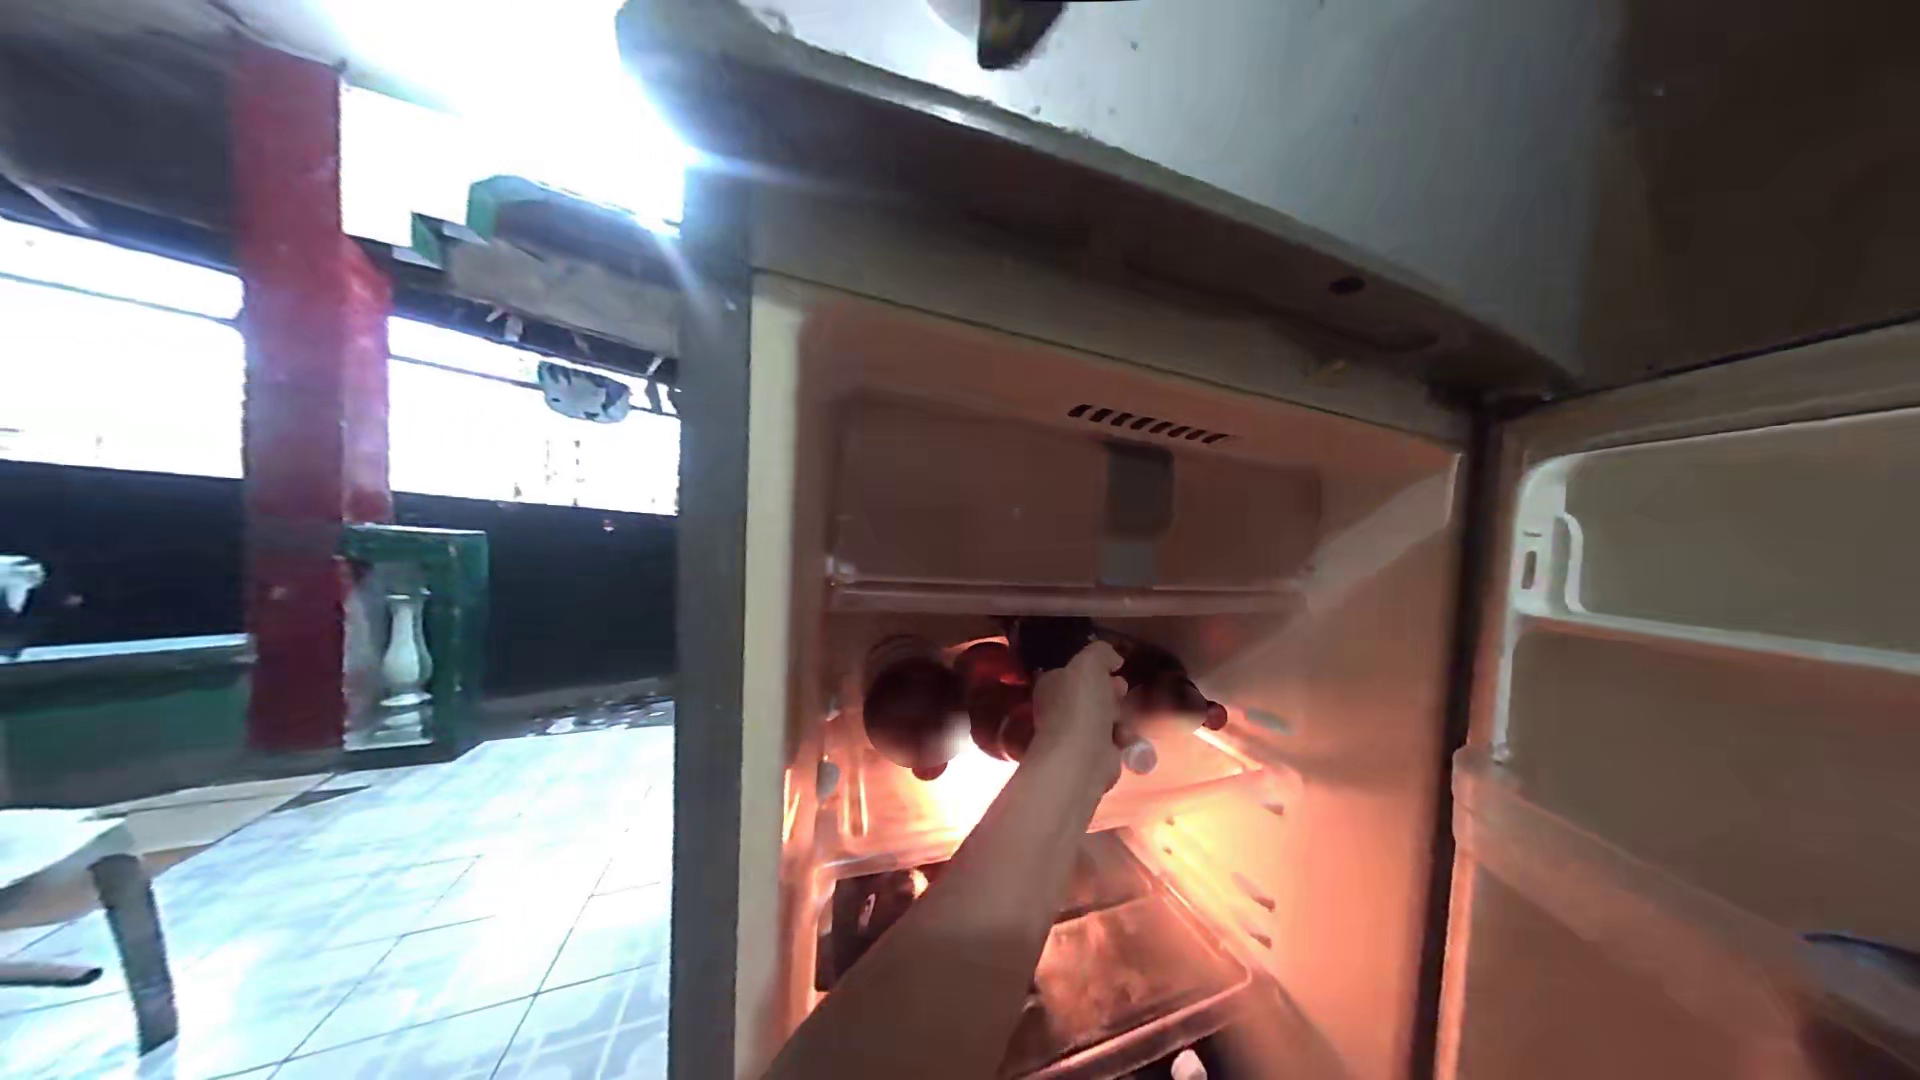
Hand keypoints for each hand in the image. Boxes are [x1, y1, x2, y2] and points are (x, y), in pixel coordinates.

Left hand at [1026, 641, 1135, 788]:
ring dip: (1118, 715)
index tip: (1113, 669)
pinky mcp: (1092, 753)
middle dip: (1111, 691)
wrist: (1082, 756)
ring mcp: (1075, 732)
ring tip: (1118, 719)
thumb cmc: (1080, 704)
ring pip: (1106, 715)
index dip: (1095, 668)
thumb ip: (1101, 652)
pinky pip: (1113, 738)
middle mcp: (1059, 707)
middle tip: (1119, 691)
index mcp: (1051, 683)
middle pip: (1093, 692)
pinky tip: (1122, 739)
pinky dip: (1121, 738)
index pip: (1074, 671)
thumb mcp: (1089, 663)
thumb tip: (1113, 659)